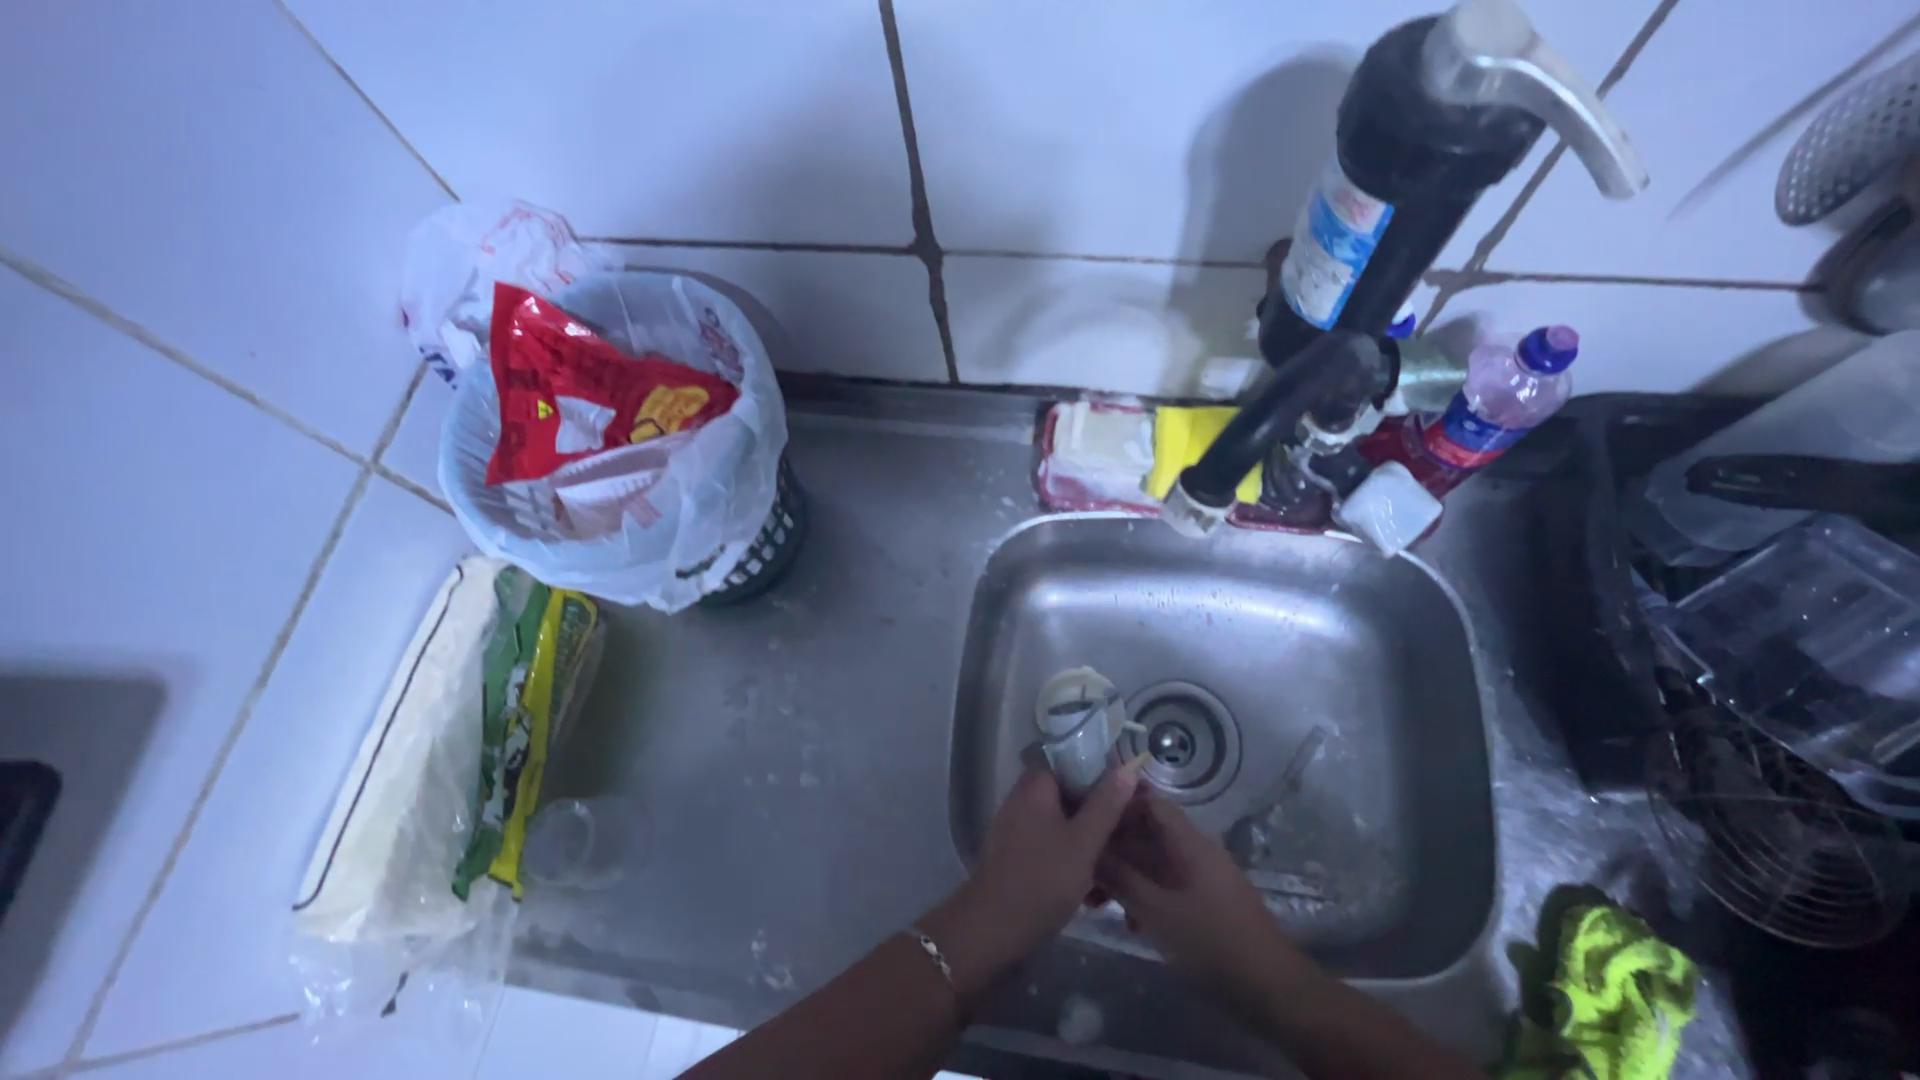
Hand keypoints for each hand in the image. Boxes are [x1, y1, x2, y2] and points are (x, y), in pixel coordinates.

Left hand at [922, 765, 1136, 995]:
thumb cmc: (1042, 879)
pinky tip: (1093, 872)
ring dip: (1086, 830)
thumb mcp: (1083, 843)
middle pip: (1066, 788)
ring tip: (1116, 846)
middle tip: (1128, 818)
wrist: (993, 927)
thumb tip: (1126, 768)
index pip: (1069, 758)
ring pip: (1060, 816)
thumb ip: (1105, 805)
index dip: (1099, 767)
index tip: (1126, 782)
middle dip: (1096, 803)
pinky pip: (1050, 838)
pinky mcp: (1017, 851)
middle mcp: (1022, 798)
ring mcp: (1016, 825)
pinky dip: (1070, 848)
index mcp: (1035, 786)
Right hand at [1095, 788, 1293, 1004]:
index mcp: (1188, 842)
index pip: (1150, 801)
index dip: (1118, 803)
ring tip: (1095, 901)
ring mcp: (1203, 877)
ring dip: (1125, 875)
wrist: (1269, 988)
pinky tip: (1128, 923)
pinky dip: (1145, 895)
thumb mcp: (1156, 911)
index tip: (1086, 816)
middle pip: (1147, 833)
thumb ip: (1120, 878)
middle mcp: (1196, 851)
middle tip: (1081, 869)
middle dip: (1113, 847)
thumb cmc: (1210, 942)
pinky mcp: (1206, 903)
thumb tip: (1090, 850)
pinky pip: (1167, 885)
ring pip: (1154, 863)